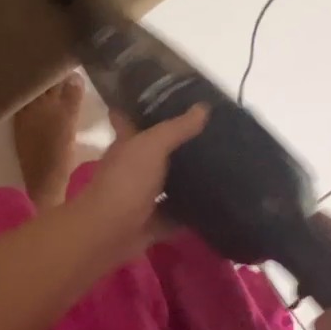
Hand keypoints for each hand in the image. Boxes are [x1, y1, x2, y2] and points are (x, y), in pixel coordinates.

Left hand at [74, 105, 209, 259]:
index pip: (132, 118)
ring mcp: (142, 197)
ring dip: (188, 179)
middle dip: (179, 143)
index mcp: (127, 144)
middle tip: (212, 131)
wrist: (108, 232)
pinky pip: (176, 216)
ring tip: (222, 165)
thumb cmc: (126, 181)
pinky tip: (215, 203)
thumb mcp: (152, 146)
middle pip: (157, 152)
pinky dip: (191, 213)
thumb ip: (177, 128)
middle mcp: (133, 168)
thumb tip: (204, 107)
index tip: (171, 97)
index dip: (146, 106)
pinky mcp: (153, 223)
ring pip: (168, 184)